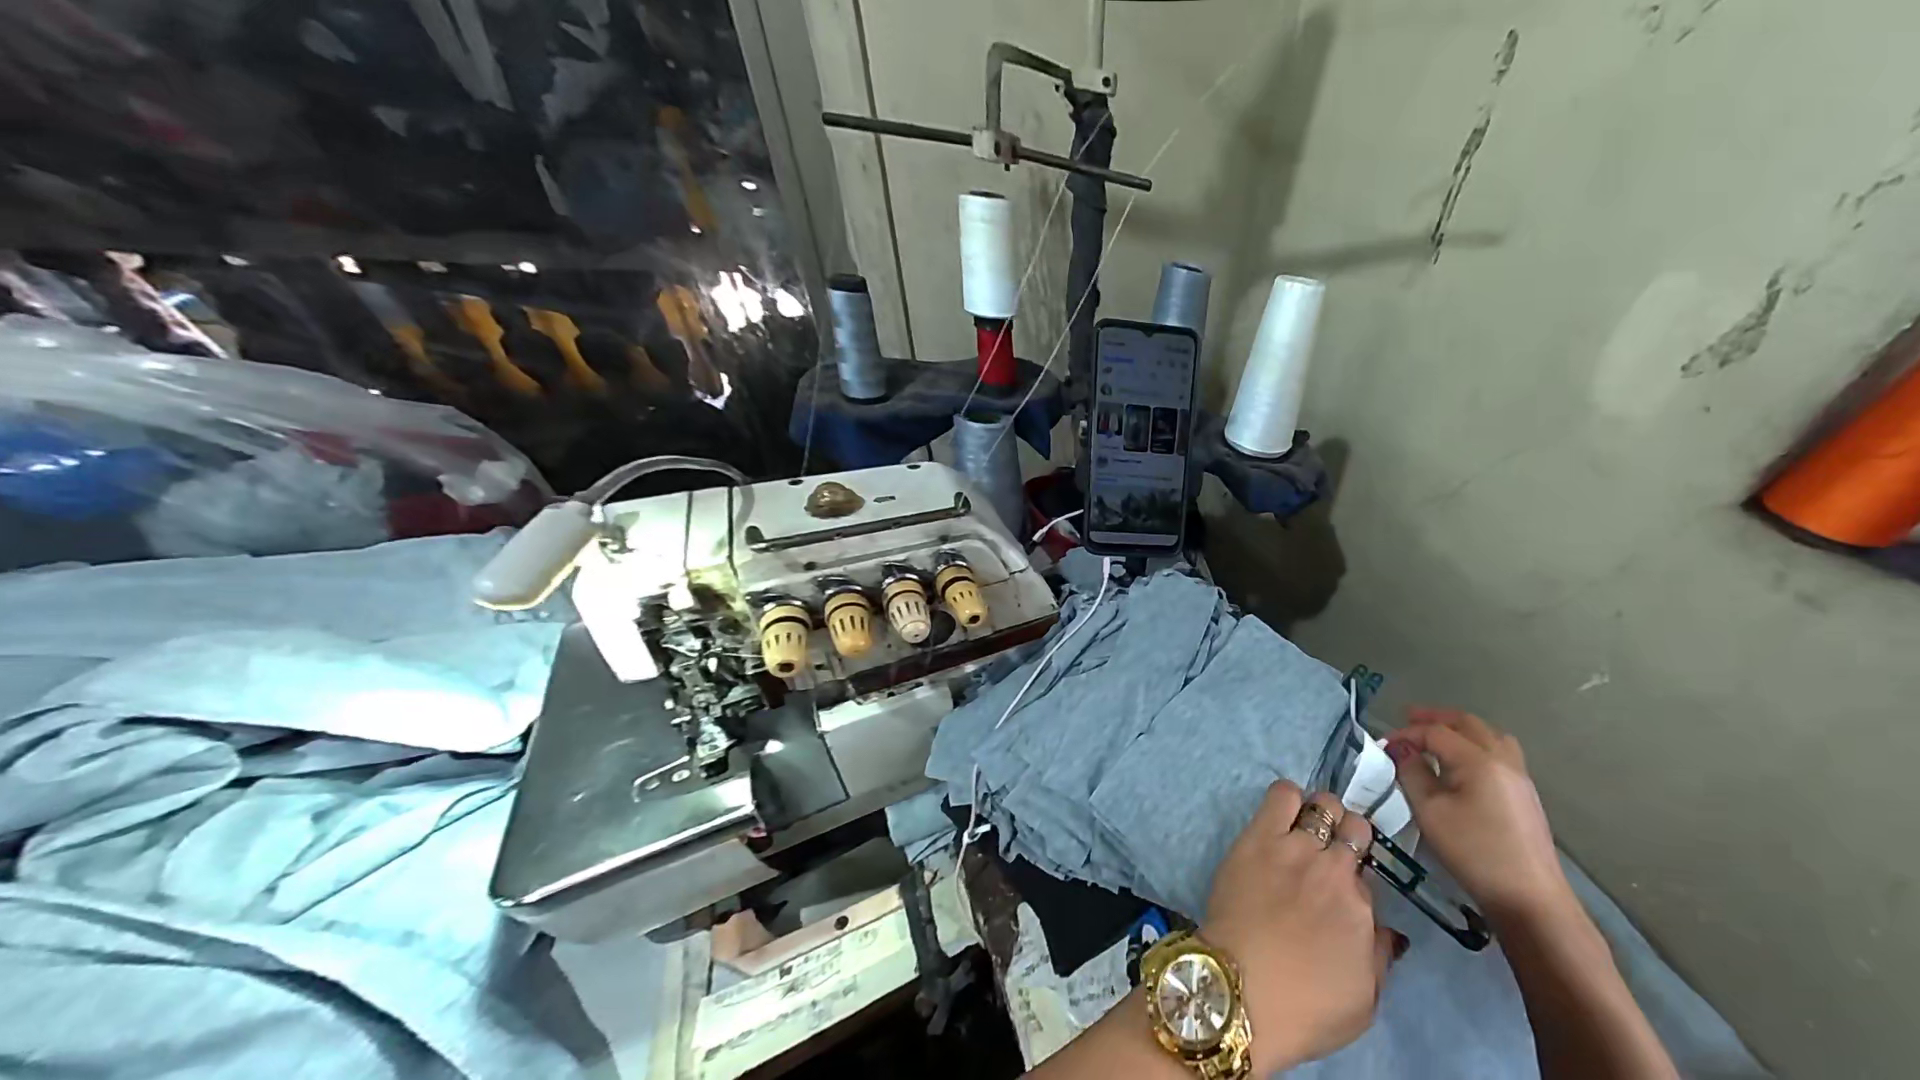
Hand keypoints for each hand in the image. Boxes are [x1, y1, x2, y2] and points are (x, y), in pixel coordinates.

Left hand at [1203, 781, 1402, 1072]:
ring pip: (1322, 805)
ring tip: (1307, 827)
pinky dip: (1287, 797)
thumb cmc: (1305, 1007)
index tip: (1343, 884)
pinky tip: (1283, 811)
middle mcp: (1334, 871)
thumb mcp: (1364, 1000)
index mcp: (1363, 908)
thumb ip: (1379, 958)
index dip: (1356, 878)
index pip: (1368, 874)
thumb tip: (1385, 930)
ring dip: (1320, 812)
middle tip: (1329, 849)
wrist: (1242, 991)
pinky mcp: (1258, 838)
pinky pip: (1280, 796)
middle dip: (1348, 834)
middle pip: (1354, 829)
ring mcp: (1295, 849)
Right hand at [1385, 707, 1572, 922]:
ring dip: (1460, 729)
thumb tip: (1401, 750)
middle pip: (1468, 724)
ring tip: (1437, 737)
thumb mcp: (1430, 811)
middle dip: (1436, 718)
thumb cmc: (1473, 851)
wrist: (1529, 897)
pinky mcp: (1524, 795)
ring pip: (1489, 736)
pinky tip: (1461, 763)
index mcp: (1479, 761)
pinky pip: (1499, 753)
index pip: (1436, 732)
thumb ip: (1412, 773)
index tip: (1383, 745)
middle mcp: (1504, 761)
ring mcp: (1519, 778)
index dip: (1406, 733)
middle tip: (1409, 718)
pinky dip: (1476, 745)